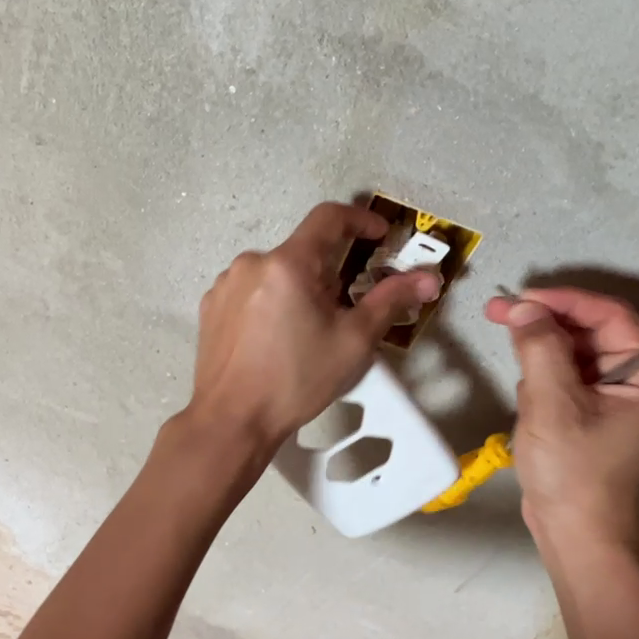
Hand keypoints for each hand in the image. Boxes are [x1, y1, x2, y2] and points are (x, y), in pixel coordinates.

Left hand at [189, 203, 440, 446]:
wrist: (232, 420)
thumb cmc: (296, 381)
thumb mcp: (353, 342)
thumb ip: (390, 301)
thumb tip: (428, 279)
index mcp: (288, 264)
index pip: (329, 218)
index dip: (360, 220)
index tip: (380, 236)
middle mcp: (251, 263)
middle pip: (302, 252)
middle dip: (328, 274)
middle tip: (342, 313)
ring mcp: (226, 285)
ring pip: (275, 273)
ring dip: (297, 290)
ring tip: (304, 334)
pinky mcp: (210, 307)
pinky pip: (250, 292)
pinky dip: (270, 304)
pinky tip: (274, 341)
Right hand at [484, 289, 638, 547]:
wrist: (574, 533)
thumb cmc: (572, 469)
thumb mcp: (552, 402)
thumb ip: (539, 347)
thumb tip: (521, 306)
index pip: (611, 316)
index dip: (566, 300)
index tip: (521, 297)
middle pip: (591, 331)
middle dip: (546, 322)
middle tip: (498, 312)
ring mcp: (614, 399)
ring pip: (574, 352)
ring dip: (540, 352)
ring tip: (511, 358)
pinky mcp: (591, 414)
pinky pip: (565, 376)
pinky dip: (541, 376)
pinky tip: (526, 393)